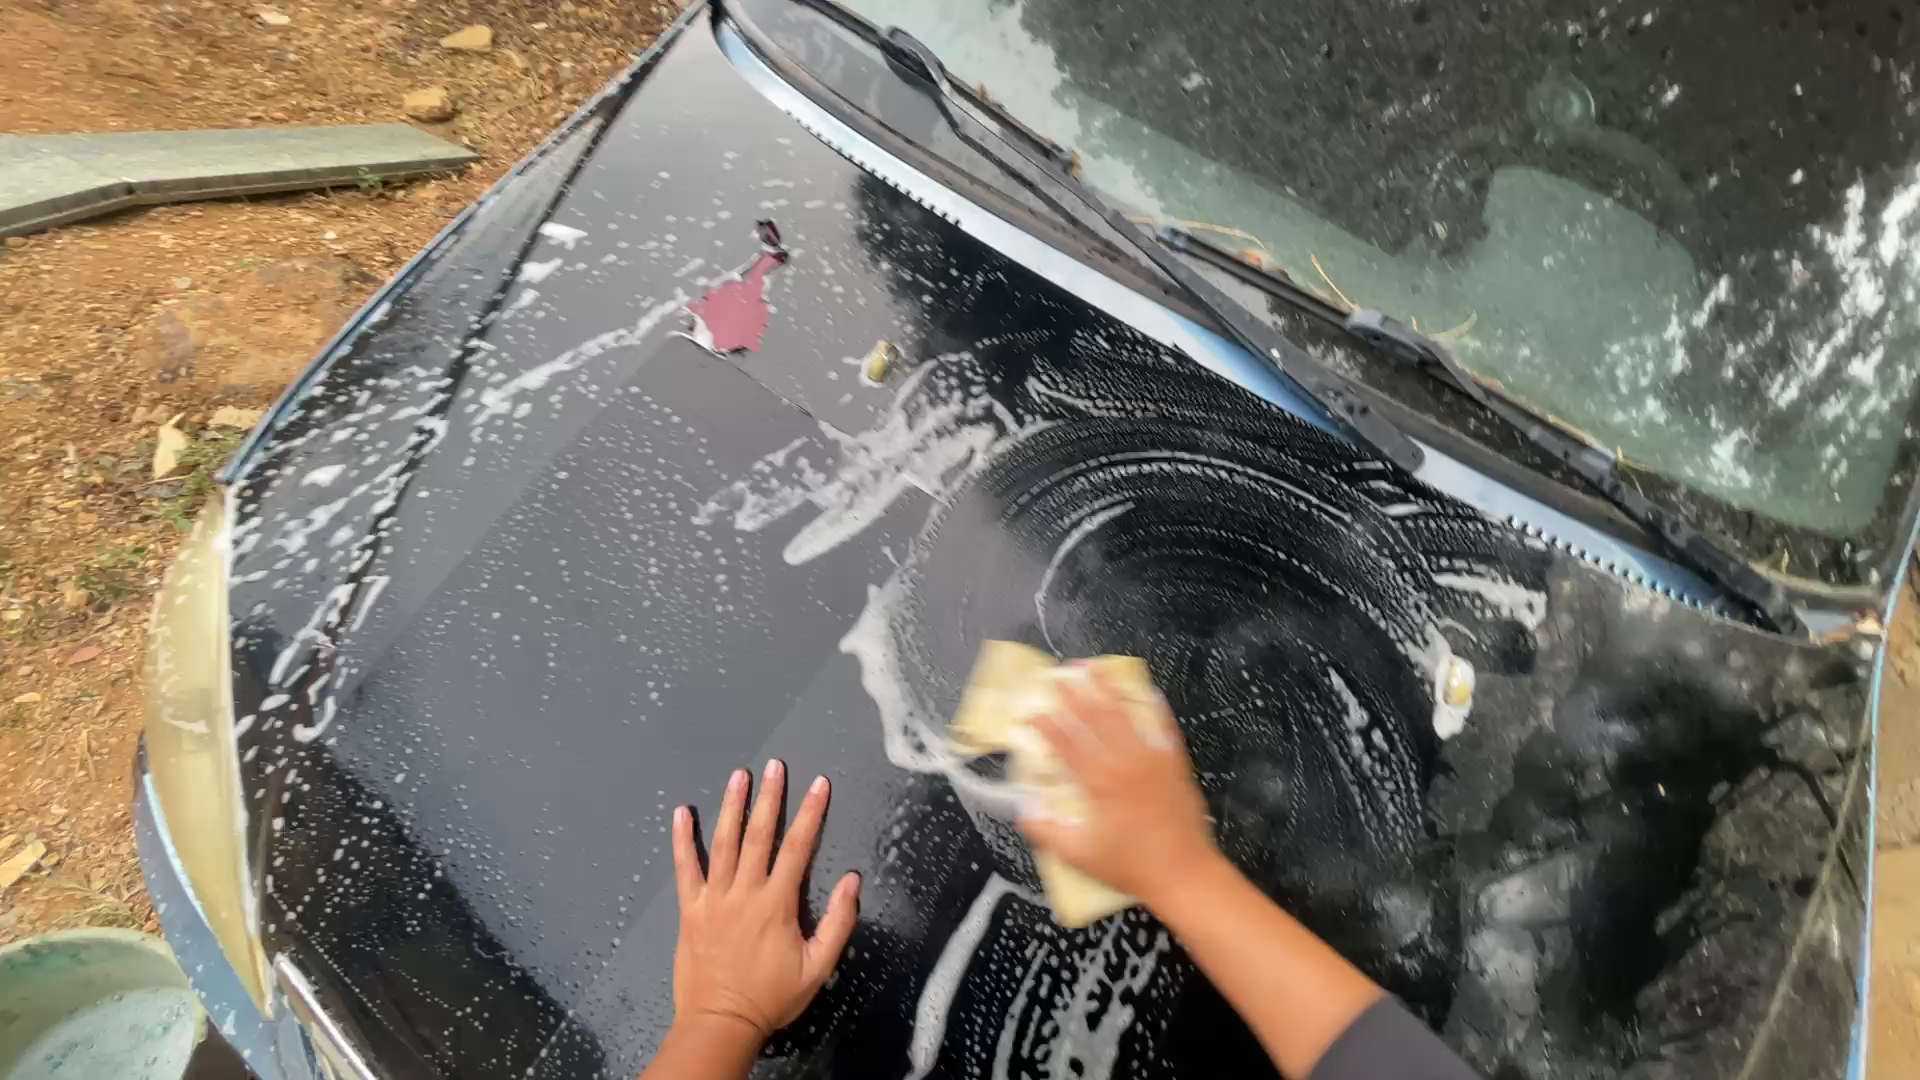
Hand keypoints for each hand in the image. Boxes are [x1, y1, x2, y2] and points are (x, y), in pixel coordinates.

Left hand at [669, 760, 860, 1047]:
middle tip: (775, 765)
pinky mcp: (690, 909)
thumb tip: (853, 879)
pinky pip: (685, 869)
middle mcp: (745, 892)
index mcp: (777, 902)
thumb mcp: (818, 967)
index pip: (799, 847)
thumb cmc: (772, 996)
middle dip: (770, 797)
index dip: (811, 812)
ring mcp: (714, 898)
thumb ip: (839, 922)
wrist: (721, 1025)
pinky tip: (681, 814)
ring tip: (738, 775)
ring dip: (732, 806)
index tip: (820, 783)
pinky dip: (682, 840)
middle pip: (759, 835)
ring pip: (724, 843)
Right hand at [1016, 665, 1217, 906]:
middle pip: (1092, 718)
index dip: (1045, 725)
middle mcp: (1123, 760)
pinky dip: (1153, 707)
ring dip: (1106, 688)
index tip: (1030, 712)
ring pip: (1124, 714)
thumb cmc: (1130, 866)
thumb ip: (1047, 831)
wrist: (1185, 874)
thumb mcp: (1080, 855)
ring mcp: (1151, 757)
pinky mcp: (1173, 762)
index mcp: (1098, 780)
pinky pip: (1162, 726)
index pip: (1064, 743)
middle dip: (1072, 694)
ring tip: (1093, 667)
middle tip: (1056, 676)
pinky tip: (1146, 691)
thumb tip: (1022, 811)